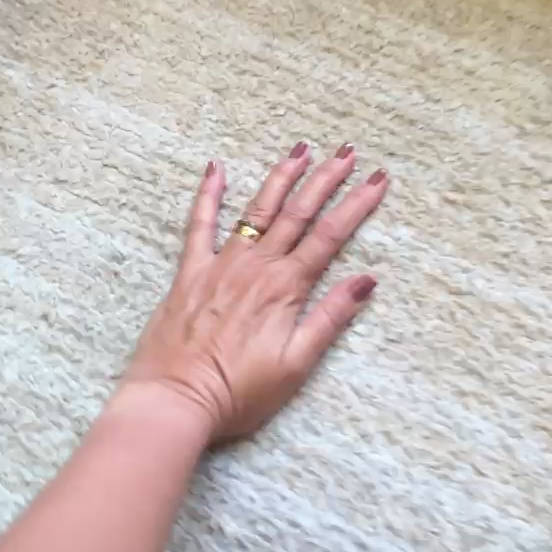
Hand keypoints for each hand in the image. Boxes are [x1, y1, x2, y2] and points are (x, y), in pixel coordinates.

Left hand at [116, 142, 389, 443]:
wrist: (173, 402)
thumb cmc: (239, 391)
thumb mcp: (297, 363)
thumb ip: (331, 317)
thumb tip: (368, 279)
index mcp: (287, 286)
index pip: (332, 235)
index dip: (358, 204)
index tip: (378, 179)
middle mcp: (258, 265)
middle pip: (300, 212)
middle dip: (327, 178)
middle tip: (347, 152)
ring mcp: (222, 264)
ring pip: (259, 209)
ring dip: (282, 177)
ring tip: (301, 149)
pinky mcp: (190, 272)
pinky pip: (199, 225)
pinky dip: (208, 195)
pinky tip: (216, 168)